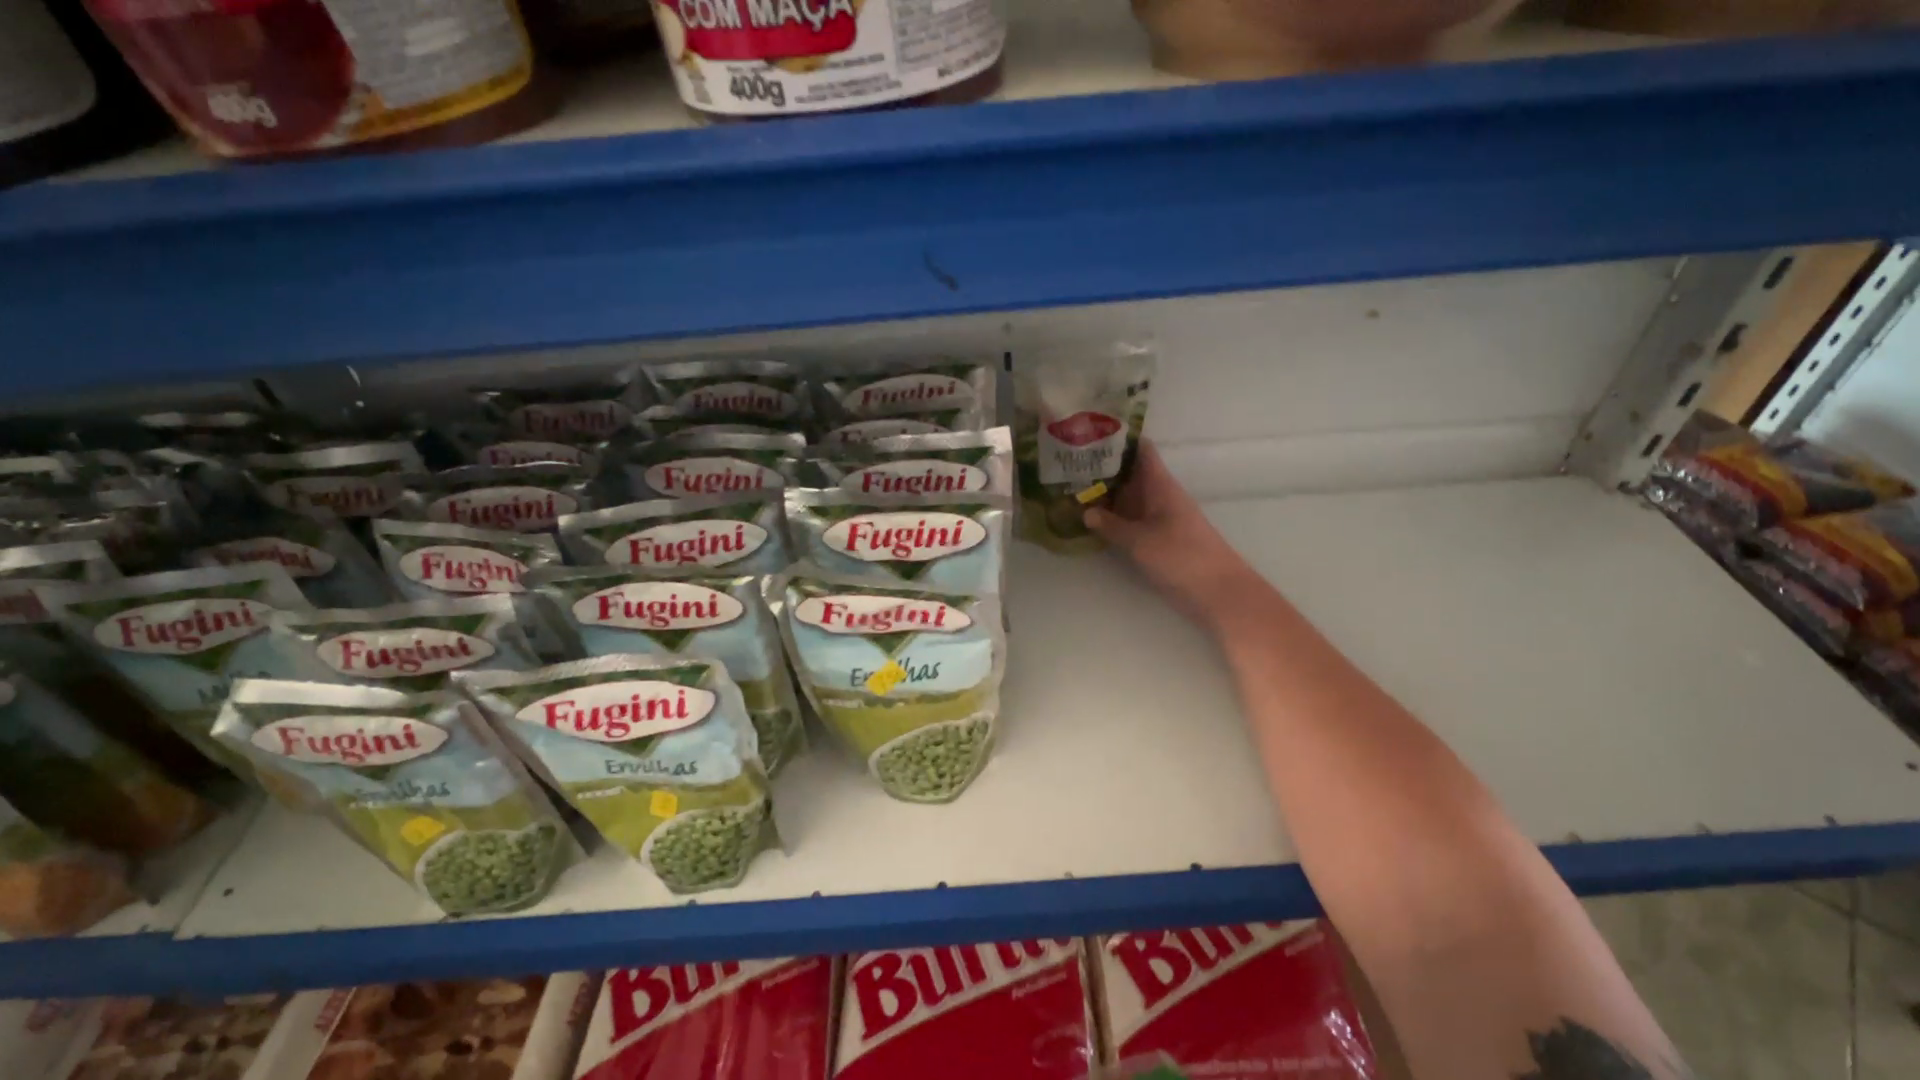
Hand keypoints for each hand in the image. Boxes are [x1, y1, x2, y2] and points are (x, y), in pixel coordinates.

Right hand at [1084, 440, 1261, 629]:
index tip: (1089, 432)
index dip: (1119, 439)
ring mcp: (1157, 519)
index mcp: (1160, 486)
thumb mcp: (1141, 540)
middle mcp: (1158, 497)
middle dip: (1101, 468)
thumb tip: (1085, 512)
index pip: (1140, 451)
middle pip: (1129, 474)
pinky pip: (1129, 522)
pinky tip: (1087, 522)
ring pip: (1127, 499)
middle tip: (1065, 464)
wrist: (1217, 592)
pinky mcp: (1156, 540)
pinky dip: (1111, 520)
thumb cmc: (1182, 557)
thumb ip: (1112, 526)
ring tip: (1067, 488)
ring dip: (1103, 496)